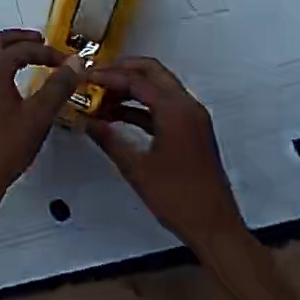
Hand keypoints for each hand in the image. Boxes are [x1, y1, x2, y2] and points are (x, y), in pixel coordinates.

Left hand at [0, 30, 74, 214]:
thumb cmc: (5, 146)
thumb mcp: (38, 116)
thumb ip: (58, 86)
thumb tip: (74, 63)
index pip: (21, 48)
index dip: (47, 52)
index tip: (68, 61)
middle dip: (20, 38)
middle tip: (43, 42)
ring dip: (9, 51)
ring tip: (33, 57)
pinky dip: (1, 65)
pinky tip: (16, 80)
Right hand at [84, 57, 244, 244]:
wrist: (214, 228)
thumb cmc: (178, 198)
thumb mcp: (136, 168)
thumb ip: (109, 139)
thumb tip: (86, 122)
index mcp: (176, 111)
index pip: (137, 80)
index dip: (108, 76)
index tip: (84, 78)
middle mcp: (187, 107)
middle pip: (152, 73)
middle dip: (122, 71)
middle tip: (95, 77)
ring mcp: (192, 119)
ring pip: (158, 88)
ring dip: (131, 89)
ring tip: (101, 99)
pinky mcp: (192, 131)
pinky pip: (163, 106)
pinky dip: (141, 106)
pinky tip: (117, 117)